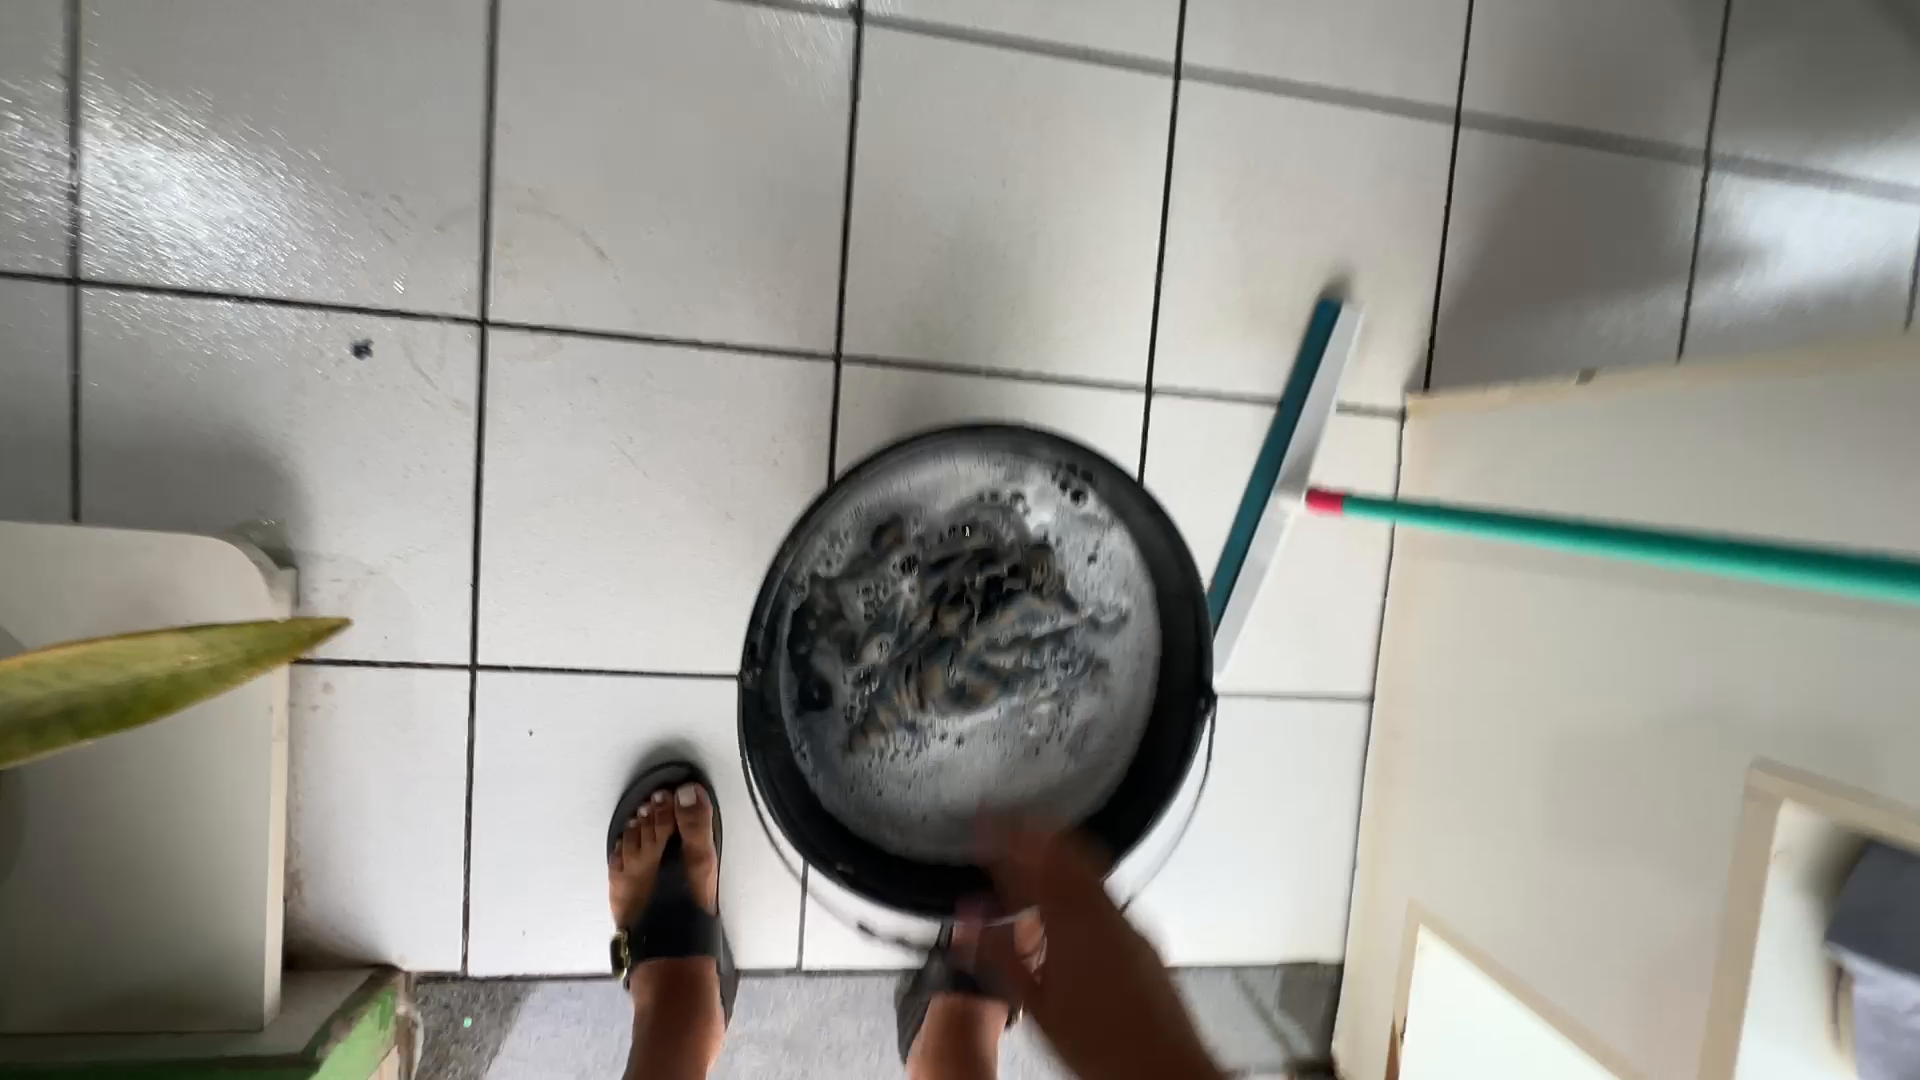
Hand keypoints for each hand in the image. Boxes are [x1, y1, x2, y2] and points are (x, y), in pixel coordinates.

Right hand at [962, 820, 1224, 1079]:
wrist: (1163, 1067)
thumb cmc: (1101, 1046)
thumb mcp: (1035, 1004)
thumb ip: (999, 955)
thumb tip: (967, 924)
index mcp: (1069, 921)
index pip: (1029, 861)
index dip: (1003, 835)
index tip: (984, 822)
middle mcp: (1100, 910)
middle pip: (1063, 848)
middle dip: (1031, 830)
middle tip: (1007, 822)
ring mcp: (1124, 918)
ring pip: (1086, 863)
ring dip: (1056, 848)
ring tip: (1033, 844)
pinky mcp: (1139, 932)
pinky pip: (1102, 885)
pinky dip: (1077, 873)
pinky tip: (1067, 893)